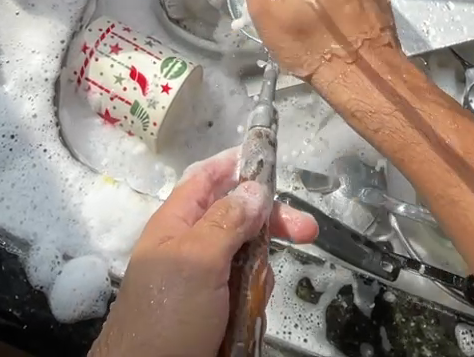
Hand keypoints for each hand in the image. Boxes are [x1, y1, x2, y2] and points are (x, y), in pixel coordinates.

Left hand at [92, 147, 317, 356]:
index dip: (235, 164)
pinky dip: (255, 299)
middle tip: (307, 231)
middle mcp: (191, 246)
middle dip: (269, 221)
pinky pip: (247, 293)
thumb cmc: (166, 315)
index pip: (207, 178)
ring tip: (256, 295)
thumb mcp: (196, 260)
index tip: (270, 158)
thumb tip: (255, 185)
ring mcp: (204, 281)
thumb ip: (227, 221)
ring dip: (260, 271)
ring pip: (248, 258)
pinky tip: (252, 314)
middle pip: (237, 217)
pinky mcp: (217, 312)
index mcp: (177, 222)